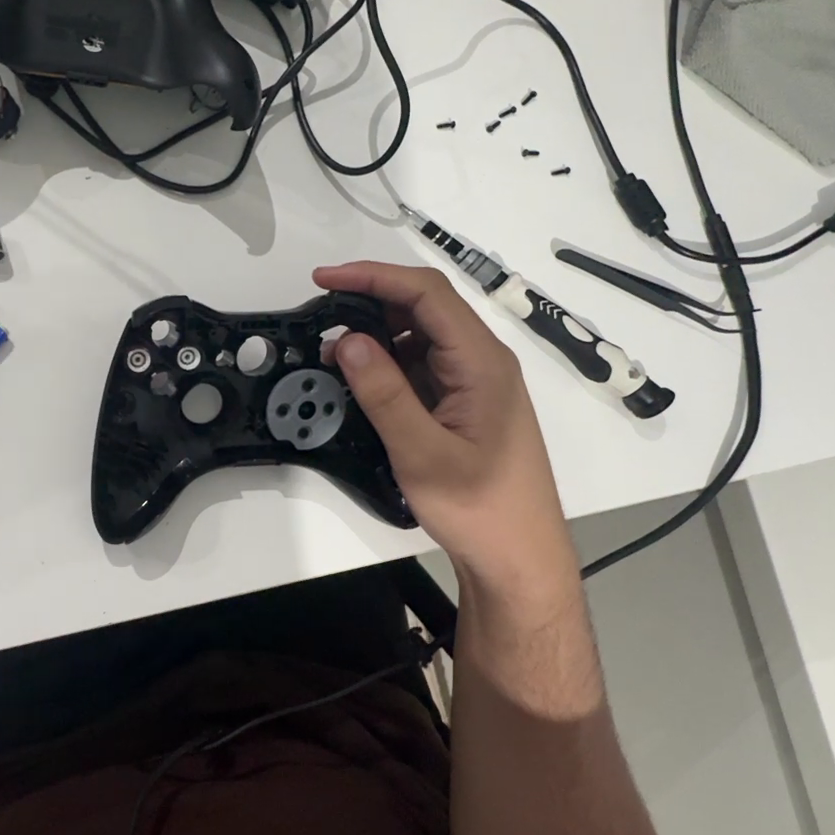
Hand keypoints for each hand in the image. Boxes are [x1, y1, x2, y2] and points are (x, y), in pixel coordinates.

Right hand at [314, 262, 579, 591]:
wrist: (517, 557)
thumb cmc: (478, 507)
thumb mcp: (421, 452)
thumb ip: (383, 394)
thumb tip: (347, 341)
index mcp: (481, 362)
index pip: (427, 294)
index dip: (373, 277)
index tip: (323, 280)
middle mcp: (481, 362)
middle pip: (424, 309)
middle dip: (369, 303)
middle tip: (317, 317)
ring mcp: (473, 384)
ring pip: (420, 338)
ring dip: (375, 337)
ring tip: (330, 355)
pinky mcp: (463, 405)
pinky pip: (421, 368)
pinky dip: (385, 366)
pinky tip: (358, 382)